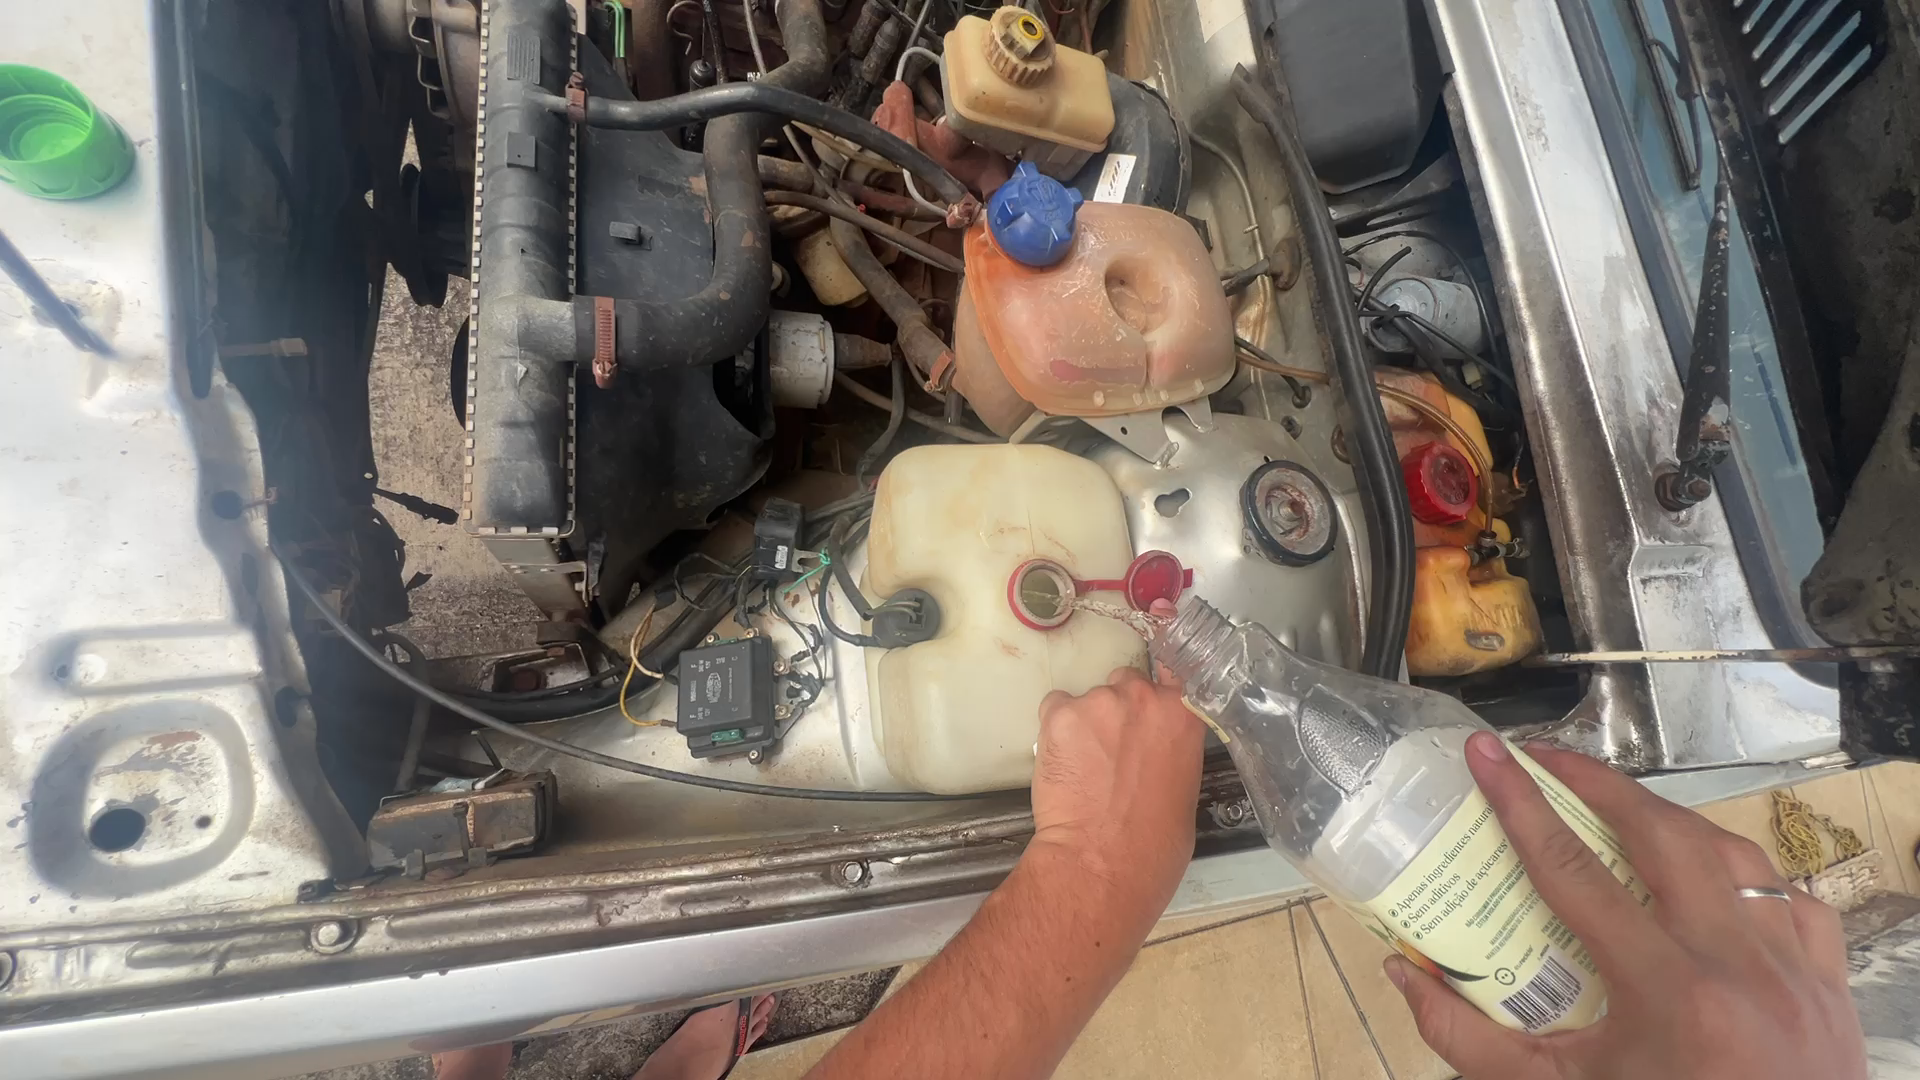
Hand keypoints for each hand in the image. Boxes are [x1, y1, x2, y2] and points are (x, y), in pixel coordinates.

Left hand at [1029, 667, 1204, 928]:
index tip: (1147, 699)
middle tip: (1111, 747)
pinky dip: (1056, 730)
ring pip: (1087, 698)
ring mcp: (1097, 702)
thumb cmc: (1153, 843)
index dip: (1156, 686)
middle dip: (1118, 708)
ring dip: (1085, 722)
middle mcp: (1141, 696)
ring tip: (1084, 764)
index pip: (1171, 673)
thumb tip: (1153, 744)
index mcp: (1181, 713)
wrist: (1101, 862)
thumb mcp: (1184, 786)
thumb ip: (1170, 747)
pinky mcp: (1059, 714)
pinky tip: (1062, 762)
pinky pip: (1055, 709)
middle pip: (1125, 682)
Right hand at [1386, 733, 1865, 1079]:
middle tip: (1540, 759)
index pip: (1572, 867)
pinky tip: (1698, 872)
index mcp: (1669, 992)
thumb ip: (1460, 1035)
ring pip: (1733, 853)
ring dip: (1662, 814)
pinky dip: (1737, 868)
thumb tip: (1399, 969)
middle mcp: (1742, 968)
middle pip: (1664, 835)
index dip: (1518, 800)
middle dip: (1596, 781)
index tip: (1485, 751)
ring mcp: (1800, 976)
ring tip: (1609, 802)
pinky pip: (1789, 898)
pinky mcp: (1833, 991)